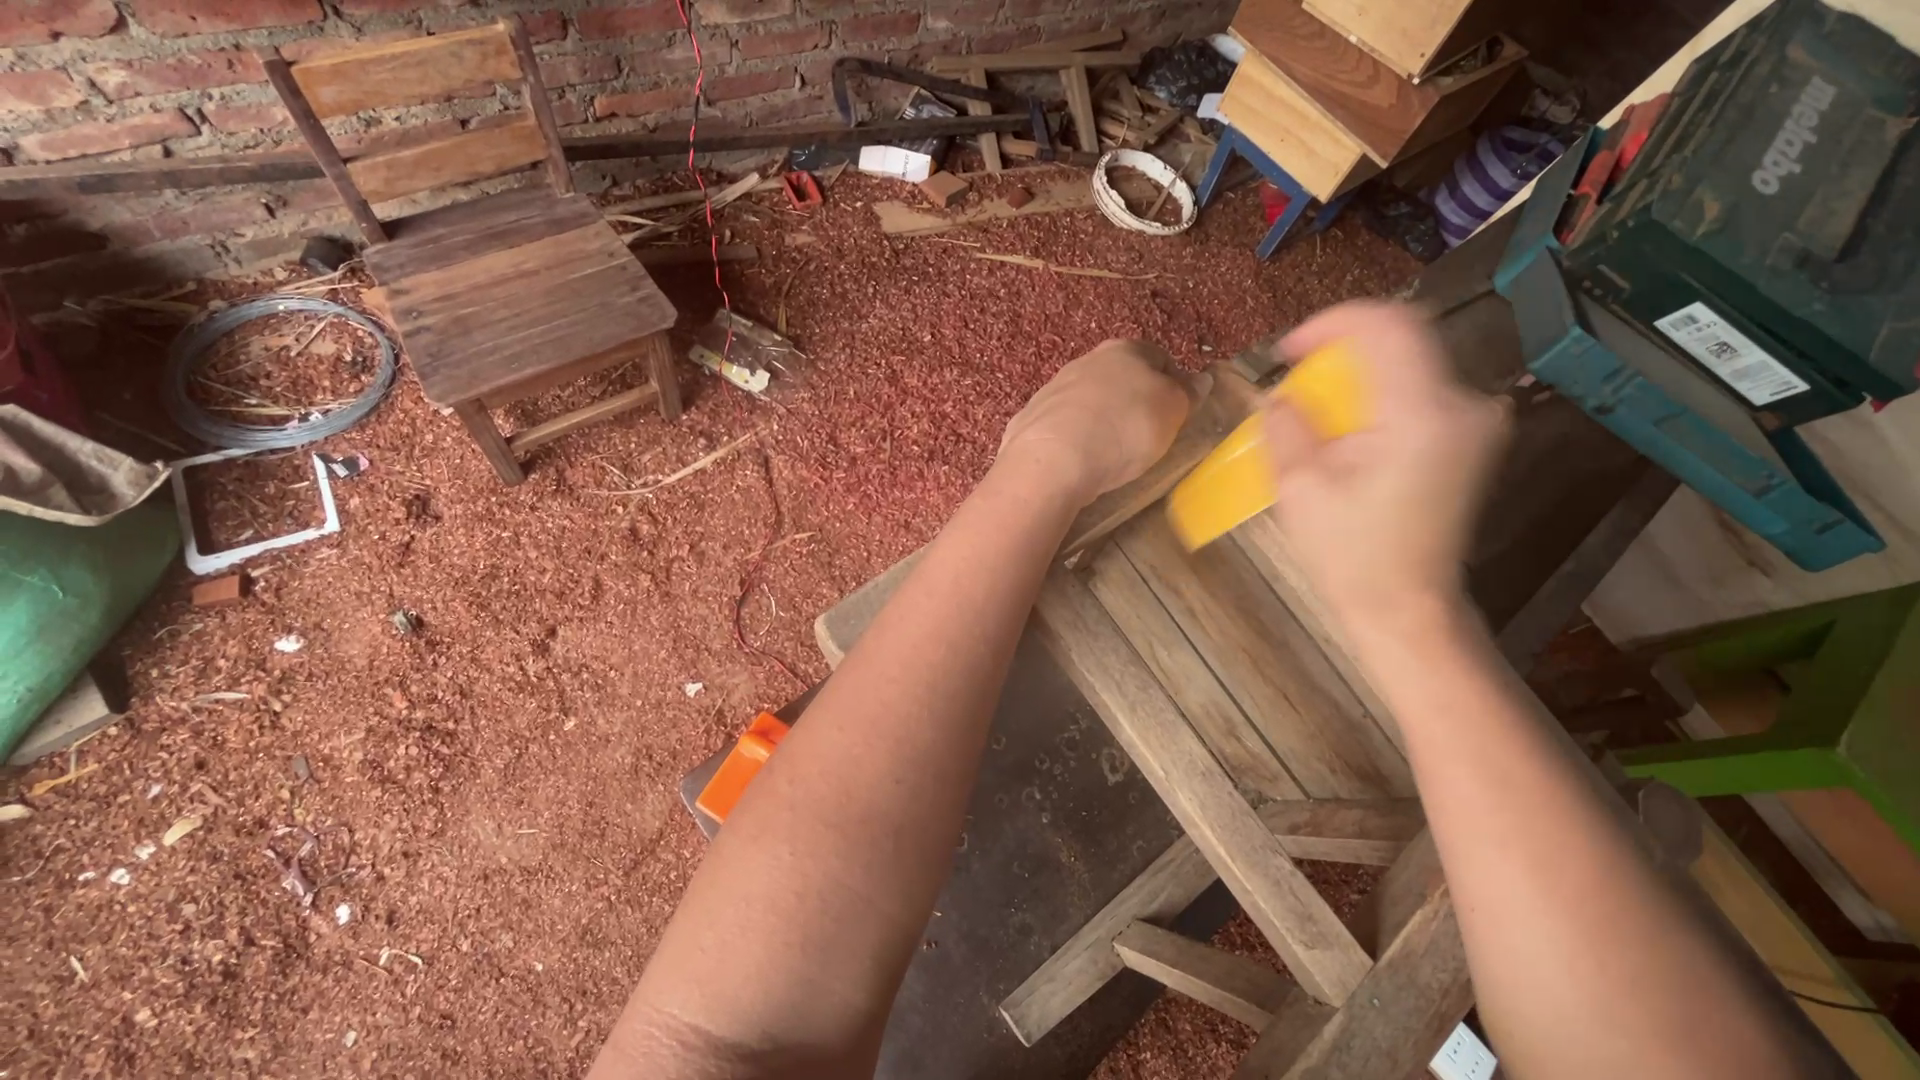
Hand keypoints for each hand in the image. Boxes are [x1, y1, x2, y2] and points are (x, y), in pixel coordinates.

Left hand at [998, 339, 1197, 507]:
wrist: (1052, 461)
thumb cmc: (1124, 429)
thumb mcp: (1172, 410)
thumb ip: (1187, 393)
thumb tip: (1200, 379)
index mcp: (1124, 350)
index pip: (1158, 357)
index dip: (1173, 383)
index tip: (1177, 412)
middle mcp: (1085, 361)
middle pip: (1119, 378)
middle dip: (1133, 401)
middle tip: (1146, 434)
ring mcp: (1052, 390)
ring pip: (1088, 401)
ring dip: (1100, 420)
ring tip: (1110, 454)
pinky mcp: (1030, 420)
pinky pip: (1061, 427)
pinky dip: (1072, 440)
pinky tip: (1078, 462)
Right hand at [1263, 301, 1508, 623]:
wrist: (1407, 607)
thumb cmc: (1350, 556)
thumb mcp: (1299, 489)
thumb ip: (1285, 425)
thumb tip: (1279, 393)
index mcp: (1420, 414)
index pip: (1387, 325)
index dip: (1332, 323)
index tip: (1289, 351)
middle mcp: (1462, 406)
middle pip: (1402, 338)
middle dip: (1342, 349)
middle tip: (1299, 378)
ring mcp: (1475, 421)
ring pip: (1412, 361)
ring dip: (1361, 371)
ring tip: (1320, 405)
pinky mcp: (1472, 437)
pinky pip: (1423, 389)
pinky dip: (1381, 393)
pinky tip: (1352, 427)